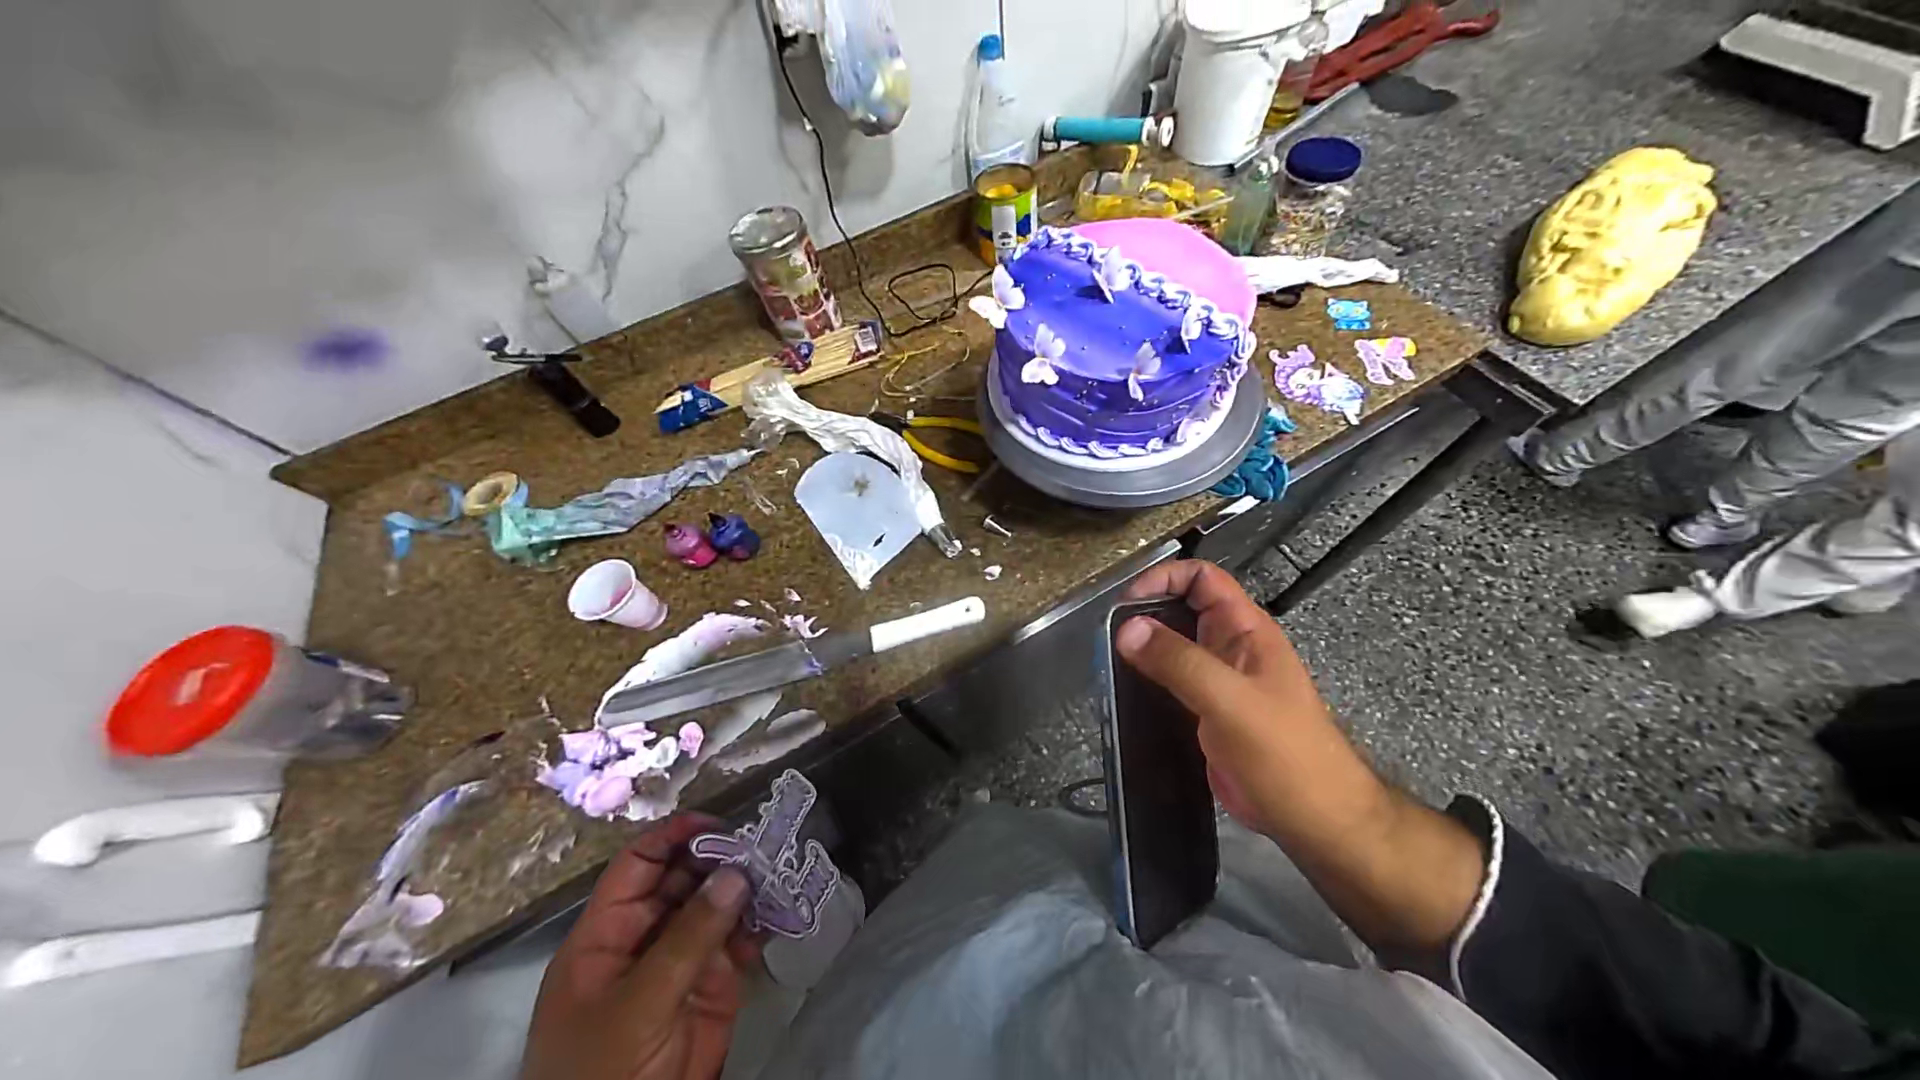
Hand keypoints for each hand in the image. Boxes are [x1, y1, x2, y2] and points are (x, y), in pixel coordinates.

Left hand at [521, 815, 758, 1079]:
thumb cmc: (603, 1075)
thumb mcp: (637, 1005)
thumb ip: (688, 937)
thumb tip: (735, 873)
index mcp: (607, 934)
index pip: (639, 866)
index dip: (674, 837)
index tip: (719, 824)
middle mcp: (646, 937)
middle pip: (684, 878)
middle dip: (721, 859)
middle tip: (764, 847)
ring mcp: (681, 960)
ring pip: (717, 905)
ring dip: (747, 887)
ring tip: (780, 872)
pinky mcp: (713, 984)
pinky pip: (739, 940)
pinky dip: (760, 923)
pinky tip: (782, 910)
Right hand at [1115, 561, 1484, 951]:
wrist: (1314, 819)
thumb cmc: (1284, 754)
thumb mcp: (1231, 700)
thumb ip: (1179, 662)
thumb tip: (1127, 628)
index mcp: (1246, 630)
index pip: (1203, 578)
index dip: (1164, 578)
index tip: (1127, 601)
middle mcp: (1230, 647)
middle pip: (1182, 608)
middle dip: (1145, 611)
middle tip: (1108, 632)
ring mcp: (1218, 680)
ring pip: (1173, 645)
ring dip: (1142, 646)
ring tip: (1108, 658)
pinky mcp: (1206, 711)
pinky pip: (1170, 680)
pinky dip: (1146, 678)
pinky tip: (1124, 690)